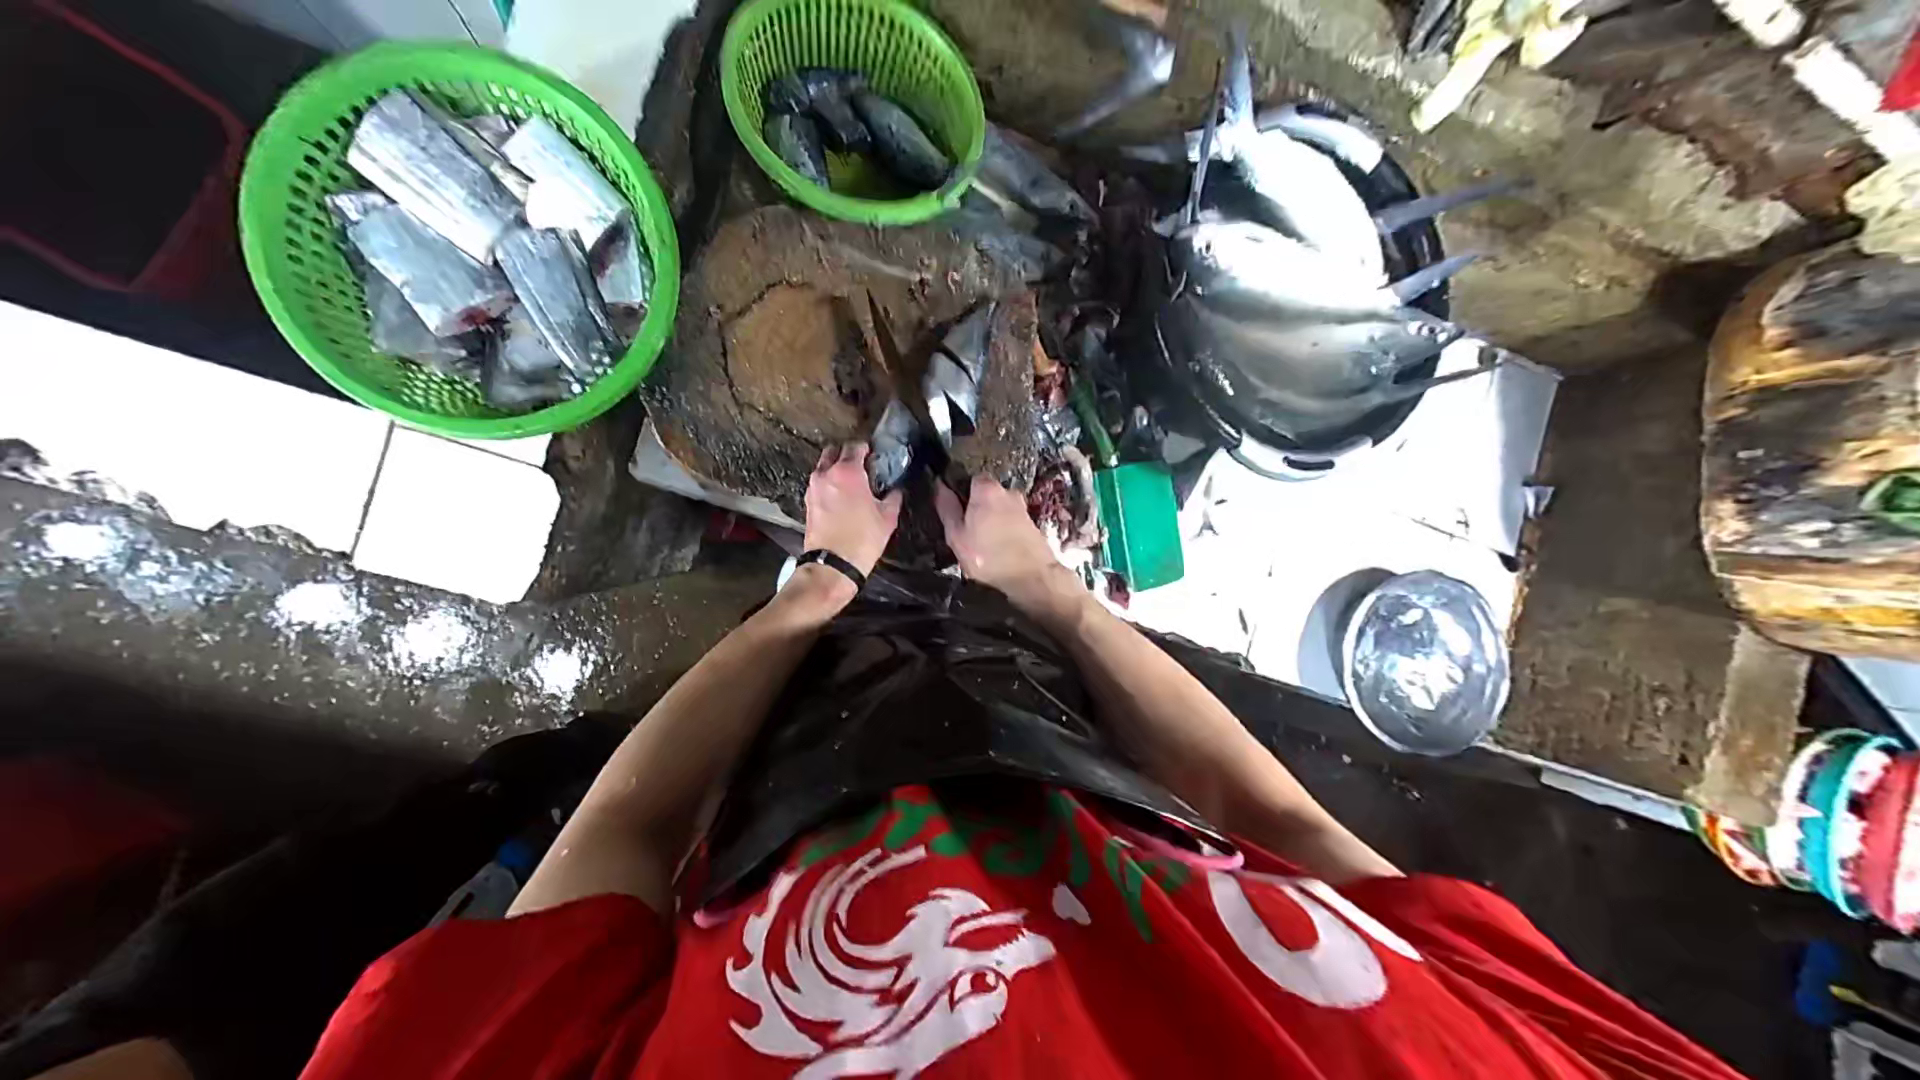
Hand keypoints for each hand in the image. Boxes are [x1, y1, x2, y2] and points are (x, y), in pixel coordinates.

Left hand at [804, 442, 902, 576]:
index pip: (855, 446)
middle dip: (847, 453)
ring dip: (835, 467)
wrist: (833, 564)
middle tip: (861, 464)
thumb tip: (895, 489)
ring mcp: (813, 487)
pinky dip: (828, 483)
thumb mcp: (887, 517)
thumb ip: (893, 496)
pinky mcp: (807, 501)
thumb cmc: (862, 539)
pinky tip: (840, 495)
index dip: (866, 448)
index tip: (874, 454)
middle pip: (834, 450)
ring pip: (823, 466)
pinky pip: (819, 483)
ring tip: (851, 481)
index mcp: (847, 472)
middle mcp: (826, 474)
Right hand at [934, 474, 1075, 616]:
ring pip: (1000, 510)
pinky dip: (1005, 531)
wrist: (1032, 577)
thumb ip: (948, 508)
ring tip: (984, 544)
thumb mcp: (957, 535)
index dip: (962, 495)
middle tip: (968, 532)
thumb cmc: (988, 557)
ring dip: (993, 521)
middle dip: (978, 509)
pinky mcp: (1033, 525)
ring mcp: (1023, 508)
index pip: (970, 479)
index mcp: (987, 489)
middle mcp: (1008, 492)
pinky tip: (1000, 549)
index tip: (956, 513)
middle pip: (987, 495)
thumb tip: (940, 487)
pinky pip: (1012, 523)